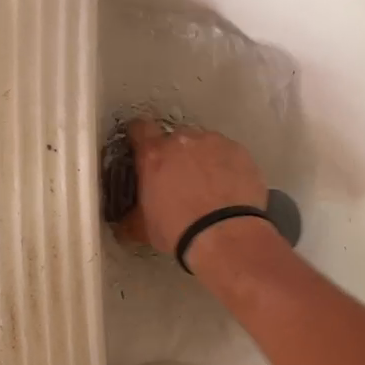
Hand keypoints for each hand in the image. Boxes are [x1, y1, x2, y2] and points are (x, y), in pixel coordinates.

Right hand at [118, 118, 270, 253]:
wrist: (226, 236)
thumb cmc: (178, 229)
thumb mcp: (143, 227)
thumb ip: (131, 216)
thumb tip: (123, 223)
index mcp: (153, 154)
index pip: (139, 128)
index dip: (139, 137)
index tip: (141, 148)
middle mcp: (181, 141)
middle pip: (174, 138)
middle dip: (174, 154)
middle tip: (178, 178)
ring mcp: (213, 143)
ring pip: (203, 144)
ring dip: (201, 158)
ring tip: (208, 185)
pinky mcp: (240, 151)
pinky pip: (228, 153)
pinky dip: (225, 166)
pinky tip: (228, 188)